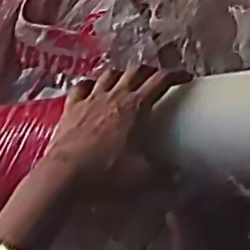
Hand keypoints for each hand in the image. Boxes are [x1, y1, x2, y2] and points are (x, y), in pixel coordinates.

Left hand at [37, 65, 188, 191]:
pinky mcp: (71, 106)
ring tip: (126, 82)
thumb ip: (163, 176)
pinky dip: (89, 85)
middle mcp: (115, 95)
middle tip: (156, 80)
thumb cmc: (104, 173)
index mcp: (135, 106)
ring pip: (110, 74)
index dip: (176, 75)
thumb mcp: (139, 177)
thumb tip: (183, 178)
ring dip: (121, 75)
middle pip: (136, 71)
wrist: (62, 176)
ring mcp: (91, 98)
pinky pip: (81, 86)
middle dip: (149, 71)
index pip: (161, 80)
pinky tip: (91, 90)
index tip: (186, 77)